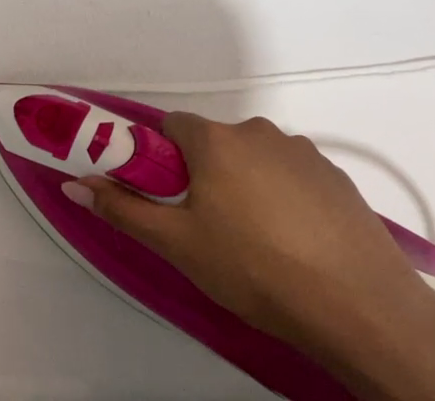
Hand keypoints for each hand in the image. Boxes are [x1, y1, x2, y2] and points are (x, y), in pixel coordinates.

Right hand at [70, 113, 434, 362]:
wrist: (360, 306)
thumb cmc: (254, 268)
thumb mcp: (177, 244)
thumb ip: (123, 209)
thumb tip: (74, 183)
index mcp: (215, 140)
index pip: (170, 127)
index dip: (159, 158)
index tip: (164, 196)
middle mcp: (258, 132)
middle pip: (213, 144)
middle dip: (202, 176)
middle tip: (205, 226)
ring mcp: (304, 153)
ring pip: (255, 161)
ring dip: (245, 186)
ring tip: (255, 242)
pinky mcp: (338, 179)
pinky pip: (293, 178)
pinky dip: (284, 199)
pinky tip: (294, 243)